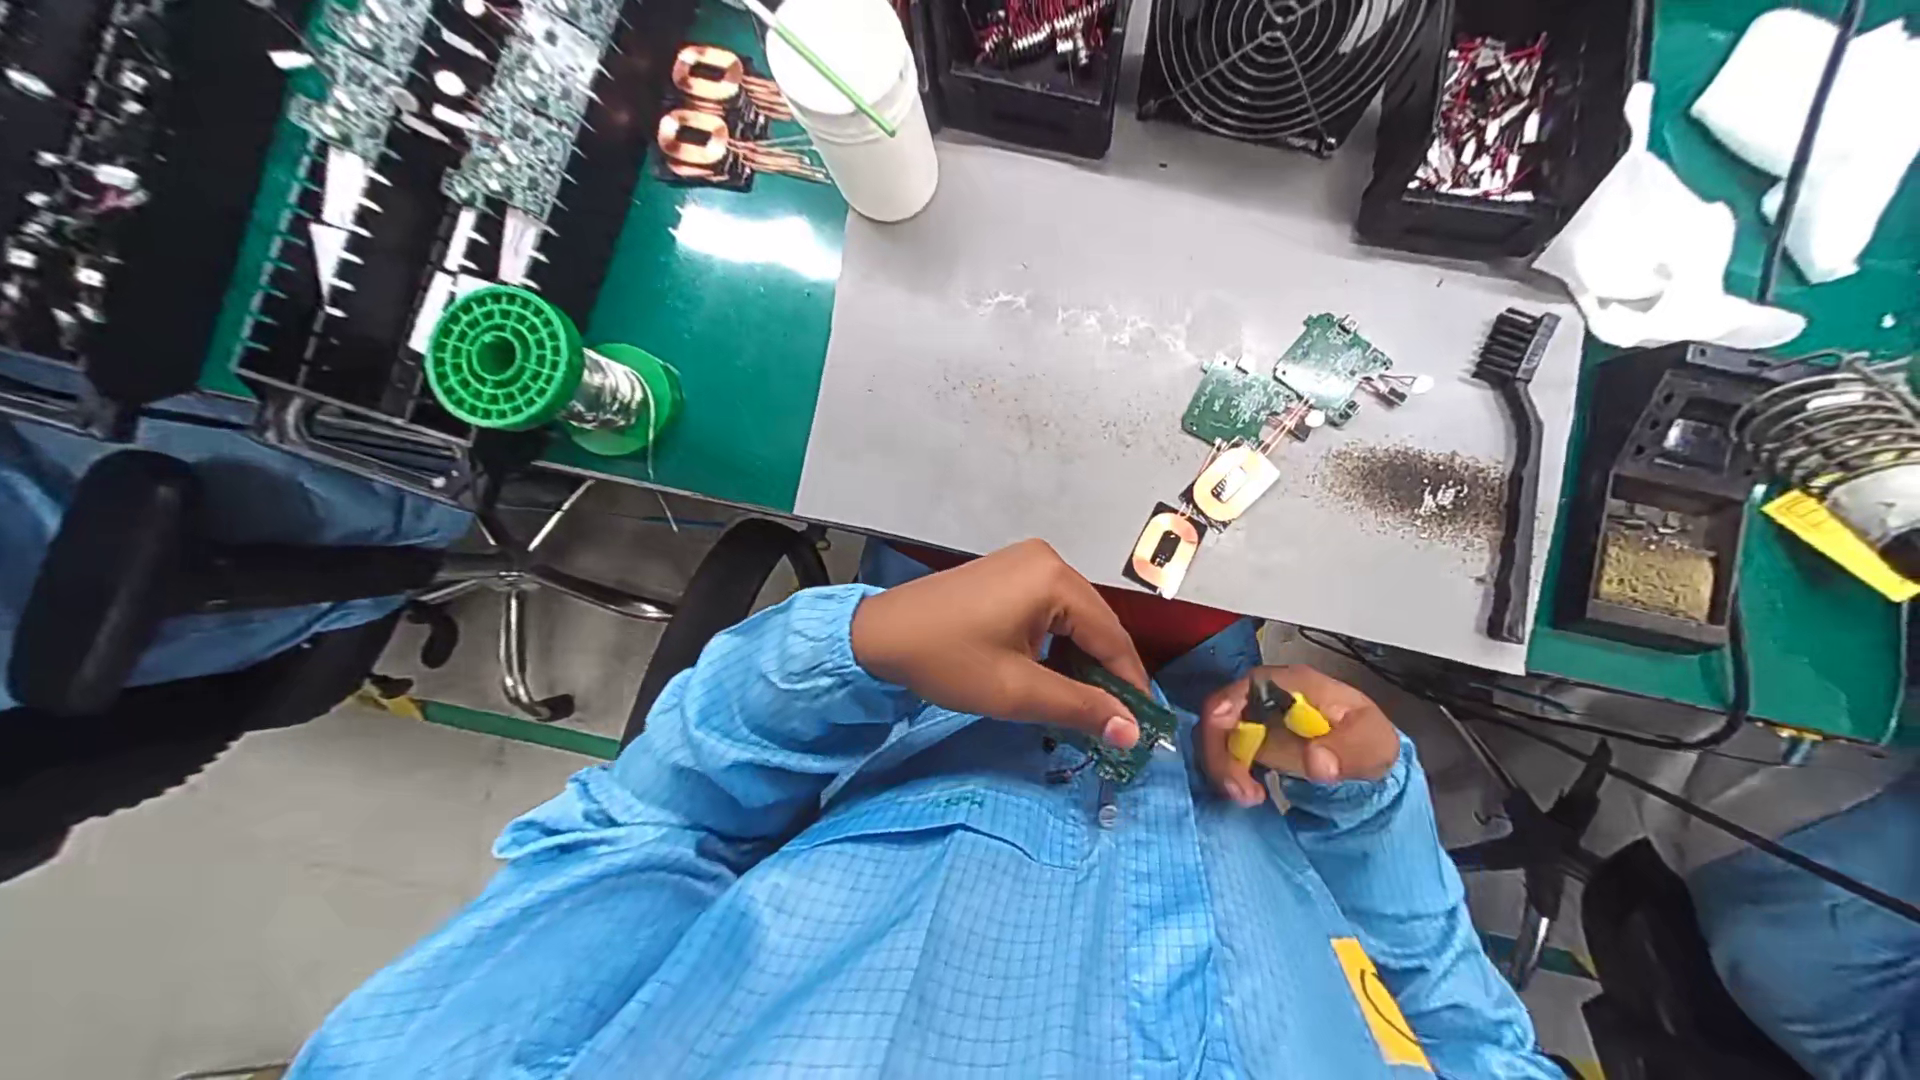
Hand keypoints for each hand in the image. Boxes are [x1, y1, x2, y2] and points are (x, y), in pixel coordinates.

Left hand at [850, 539, 1148, 748]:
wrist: (877, 635)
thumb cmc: (946, 660)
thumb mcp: (1016, 690)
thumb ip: (1080, 707)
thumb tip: (1132, 732)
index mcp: (1054, 579)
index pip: (1112, 637)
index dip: (1130, 684)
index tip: (1142, 726)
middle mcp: (1047, 560)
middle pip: (1096, 624)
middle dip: (1105, 673)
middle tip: (1114, 721)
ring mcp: (1026, 562)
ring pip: (1074, 618)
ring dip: (1080, 660)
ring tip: (1085, 705)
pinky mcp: (1008, 572)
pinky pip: (1049, 610)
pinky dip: (1056, 644)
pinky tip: (1055, 674)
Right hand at [1196, 664, 1400, 805]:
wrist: (1366, 752)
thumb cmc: (1366, 738)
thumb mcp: (1372, 741)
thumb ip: (1348, 749)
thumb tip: (1316, 762)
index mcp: (1285, 684)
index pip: (1238, 693)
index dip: (1223, 722)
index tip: (1234, 762)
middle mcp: (1259, 695)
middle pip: (1217, 717)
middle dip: (1221, 757)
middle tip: (1243, 794)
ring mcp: (1251, 716)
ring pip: (1216, 737)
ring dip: (1223, 769)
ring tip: (1251, 798)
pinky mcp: (1248, 737)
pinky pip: (1224, 752)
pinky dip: (1230, 774)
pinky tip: (1253, 794)